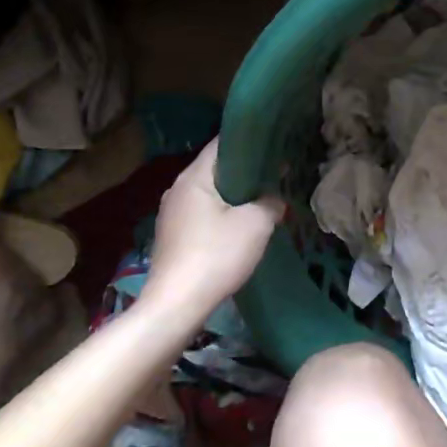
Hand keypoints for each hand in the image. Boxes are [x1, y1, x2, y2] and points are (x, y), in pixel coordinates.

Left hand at [143, 139, 284, 319]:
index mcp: (194, 177)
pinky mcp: (172, 236)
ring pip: (210, 193)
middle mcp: (177, 189)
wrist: (176, 305)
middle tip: (275, 174)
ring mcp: (171, 213)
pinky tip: (240, 226)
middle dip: (246, 171)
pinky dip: (222, 213)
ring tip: (262, 200)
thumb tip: (274, 198)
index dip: (250, 141)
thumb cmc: (216, 255)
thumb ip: (270, 202)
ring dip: (235, 195)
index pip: (222, 144)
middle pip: (216, 168)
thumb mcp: (255, 225)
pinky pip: (202, 213)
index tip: (274, 145)